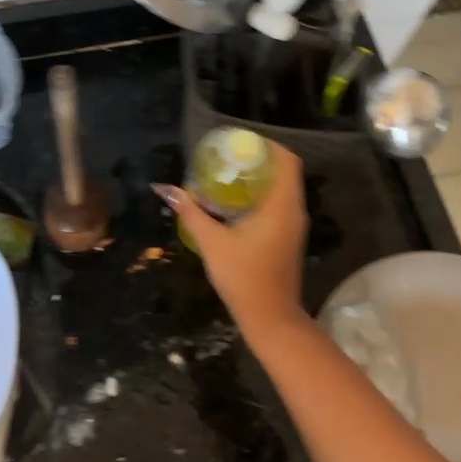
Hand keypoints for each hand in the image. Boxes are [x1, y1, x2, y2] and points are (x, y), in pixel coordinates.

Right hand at [155, 141, 307, 327]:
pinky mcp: (288, 238)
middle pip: (284, 171)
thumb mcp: (212, 243)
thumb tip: (166, 189)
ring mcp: (293, 226)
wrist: (270, 318)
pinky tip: (234, 203)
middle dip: (257, 160)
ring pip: (281, 189)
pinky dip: (260, 196)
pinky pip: (278, 204)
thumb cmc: (243, 278)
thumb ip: (190, 213)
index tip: (239, 143)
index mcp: (282, 205)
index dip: (266, 146)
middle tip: (227, 157)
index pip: (287, 161)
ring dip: (258, 179)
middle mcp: (294, 211)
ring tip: (227, 175)